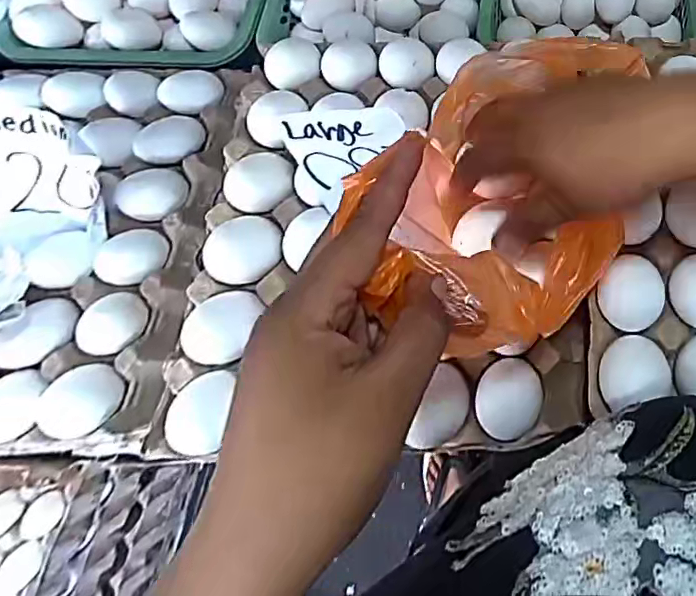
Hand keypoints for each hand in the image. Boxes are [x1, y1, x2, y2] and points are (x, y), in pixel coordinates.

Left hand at [159, 137, 450, 595]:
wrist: (254, 556)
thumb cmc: (321, 469)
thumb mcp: (389, 393)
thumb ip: (423, 327)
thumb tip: (441, 286)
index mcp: (303, 314)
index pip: (357, 234)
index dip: (389, 185)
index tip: (409, 142)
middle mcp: (289, 321)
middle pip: (351, 260)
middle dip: (393, 230)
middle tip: (435, 201)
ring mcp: (288, 350)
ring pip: (353, 298)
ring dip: (393, 285)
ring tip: (436, 274)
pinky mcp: (295, 376)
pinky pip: (348, 328)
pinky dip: (382, 319)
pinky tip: (409, 327)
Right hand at [453, 76, 695, 252]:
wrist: (669, 122)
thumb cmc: (616, 170)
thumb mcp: (571, 204)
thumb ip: (531, 221)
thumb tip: (498, 245)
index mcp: (520, 140)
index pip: (476, 158)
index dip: (462, 177)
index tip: (458, 194)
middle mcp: (533, 108)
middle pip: (488, 118)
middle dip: (475, 140)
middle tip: (479, 161)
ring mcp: (561, 90)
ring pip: (518, 102)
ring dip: (506, 123)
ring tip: (518, 144)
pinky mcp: (589, 82)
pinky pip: (548, 95)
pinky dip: (538, 112)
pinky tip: (562, 127)